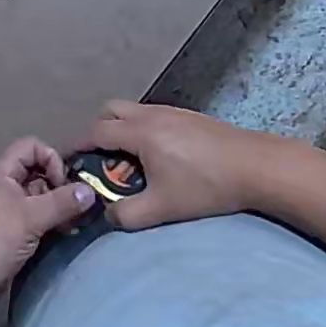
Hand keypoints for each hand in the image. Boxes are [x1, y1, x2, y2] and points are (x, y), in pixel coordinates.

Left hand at [0, 138, 95, 306]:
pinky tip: (63, 233)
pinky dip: (49, 220)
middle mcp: (2, 184)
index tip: (62, 184)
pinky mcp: (9, 228)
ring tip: (72, 224)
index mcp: (0, 172)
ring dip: (57, 206)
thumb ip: (62, 202)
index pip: (31, 147)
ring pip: (38, 195)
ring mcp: (4, 207)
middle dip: (59, 186)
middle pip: (37, 171)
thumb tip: (91, 191)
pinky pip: (34, 214)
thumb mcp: (31, 218)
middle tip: (75, 207)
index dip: (51, 159)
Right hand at [77, 101, 304, 230]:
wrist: (258, 167)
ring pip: (133, 111)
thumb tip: (108, 216)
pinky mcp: (190, 116)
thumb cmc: (207, 186)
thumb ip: (127, 215)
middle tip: (99, 159)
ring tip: (128, 159)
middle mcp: (152, 115)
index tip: (67, 161)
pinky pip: (153, 114)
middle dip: (97, 131)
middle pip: (110, 111)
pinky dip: (142, 129)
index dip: (77, 146)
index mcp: (140, 133)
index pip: (95, 132)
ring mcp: (173, 111)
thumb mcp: (163, 208)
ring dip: (121, 129)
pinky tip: (159, 155)